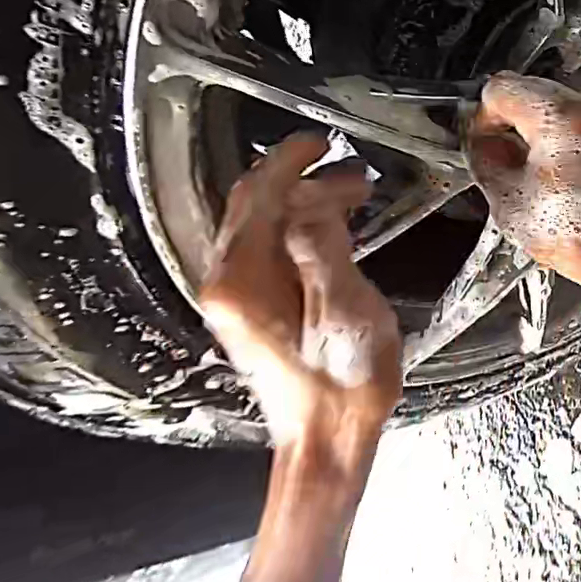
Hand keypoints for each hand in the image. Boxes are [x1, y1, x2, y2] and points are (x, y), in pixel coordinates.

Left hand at [199, 133, 401, 450]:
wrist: (325, 441)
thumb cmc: (345, 384)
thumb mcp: (346, 314)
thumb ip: (325, 251)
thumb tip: (312, 202)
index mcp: (244, 280)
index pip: (261, 198)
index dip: (291, 162)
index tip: (323, 140)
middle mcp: (227, 283)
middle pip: (253, 207)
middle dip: (300, 177)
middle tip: (352, 169)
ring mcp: (236, 298)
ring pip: (261, 226)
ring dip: (303, 200)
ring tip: (353, 193)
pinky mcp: (252, 310)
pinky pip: (268, 248)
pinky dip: (299, 225)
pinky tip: (334, 228)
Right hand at [465, 72, 580, 292]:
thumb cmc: (575, 233)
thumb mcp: (507, 197)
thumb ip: (484, 158)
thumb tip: (478, 141)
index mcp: (556, 117)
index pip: (501, 88)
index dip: (482, 116)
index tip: (480, 138)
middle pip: (526, 87)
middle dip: (505, 118)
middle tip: (495, 151)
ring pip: (547, 100)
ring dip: (528, 125)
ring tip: (521, 164)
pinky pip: (568, 118)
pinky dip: (550, 134)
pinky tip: (544, 166)